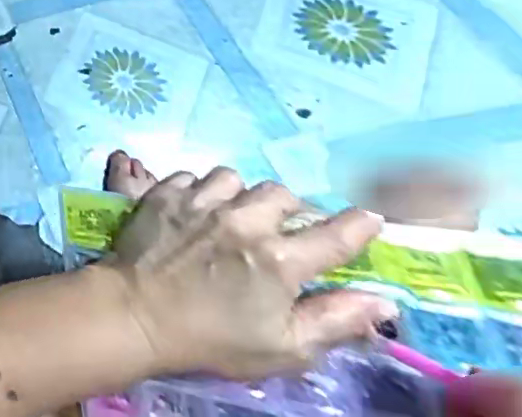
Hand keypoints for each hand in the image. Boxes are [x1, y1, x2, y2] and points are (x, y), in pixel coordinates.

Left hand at [102, 167, 396, 379]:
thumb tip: (382, 300)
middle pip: (279, 193)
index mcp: (278, 259)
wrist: (138, 312)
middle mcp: (240, 220)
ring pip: (232, 177)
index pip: (333, 235)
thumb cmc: (215, 338)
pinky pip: (190, 176)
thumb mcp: (287, 346)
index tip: (369, 217)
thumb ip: (336, 320)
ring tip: (234, 214)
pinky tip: (196, 209)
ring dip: (240, 194)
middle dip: (289, 208)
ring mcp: (197, 201)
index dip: (357, 225)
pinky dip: (198, 189)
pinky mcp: (162, 193)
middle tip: (282, 227)